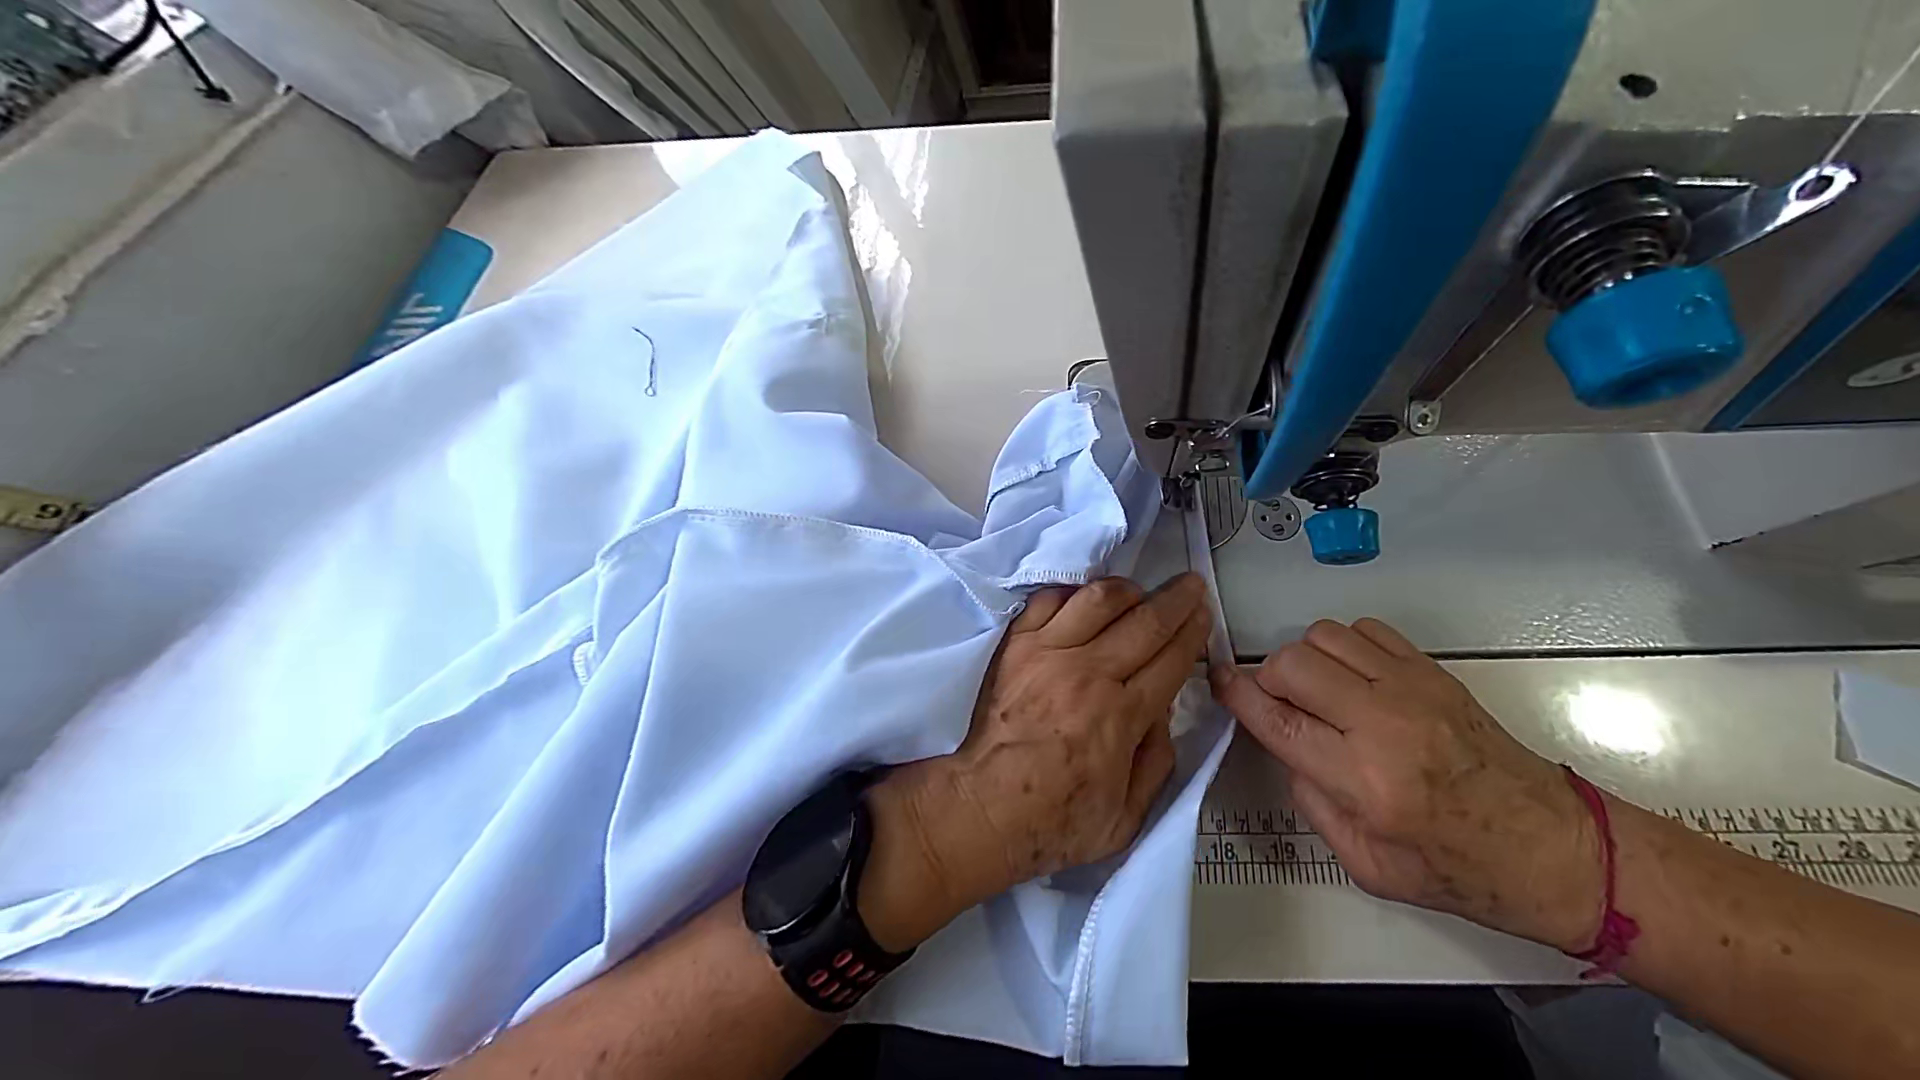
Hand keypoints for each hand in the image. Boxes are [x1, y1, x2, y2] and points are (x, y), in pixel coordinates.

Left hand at [859, 575, 1211, 949]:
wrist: (981, 806)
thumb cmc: (1054, 820)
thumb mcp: (1127, 816)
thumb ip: (1156, 759)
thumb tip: (1162, 709)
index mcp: (1122, 715)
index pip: (1171, 657)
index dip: (1194, 632)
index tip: (1204, 614)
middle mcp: (1089, 673)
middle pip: (1145, 620)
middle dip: (1176, 599)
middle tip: (1190, 586)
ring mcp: (1047, 654)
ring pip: (1098, 599)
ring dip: (1127, 589)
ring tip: (1139, 592)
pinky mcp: (1015, 646)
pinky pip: (1047, 601)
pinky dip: (1071, 594)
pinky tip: (1083, 599)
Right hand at [1210, 618, 1601, 951]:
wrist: (1558, 850)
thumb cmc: (1459, 871)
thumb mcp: (1366, 864)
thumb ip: (1311, 800)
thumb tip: (1288, 746)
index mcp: (1364, 781)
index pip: (1277, 718)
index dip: (1236, 694)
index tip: (1218, 681)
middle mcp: (1384, 724)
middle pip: (1293, 664)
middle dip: (1268, 677)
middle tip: (1278, 702)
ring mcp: (1414, 691)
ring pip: (1325, 636)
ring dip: (1306, 659)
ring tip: (1318, 691)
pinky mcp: (1436, 674)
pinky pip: (1366, 631)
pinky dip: (1345, 646)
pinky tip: (1354, 678)